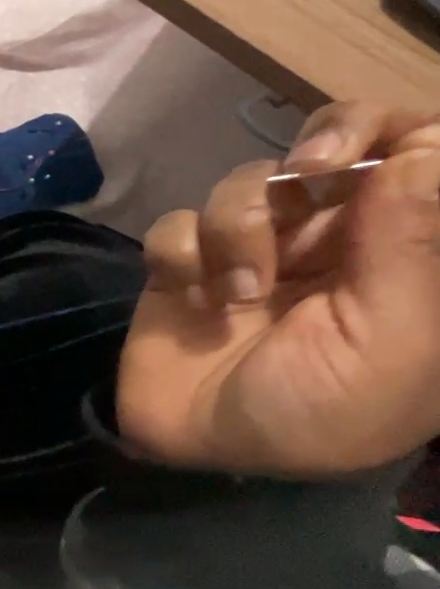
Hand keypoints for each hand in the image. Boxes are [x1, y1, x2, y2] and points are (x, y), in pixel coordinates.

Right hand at [118, 102, 439, 474]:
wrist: (205, 455)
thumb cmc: (321, 413)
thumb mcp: (388, 344)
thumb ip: (407, 250)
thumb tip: (421, 151)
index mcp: (406, 254)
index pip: (422, 154)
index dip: (395, 132)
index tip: (359, 154)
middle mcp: (334, 238)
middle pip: (331, 143)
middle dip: (316, 145)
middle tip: (301, 175)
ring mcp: (252, 249)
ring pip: (243, 183)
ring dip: (237, 230)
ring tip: (237, 294)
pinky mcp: (182, 265)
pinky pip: (175, 224)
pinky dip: (180, 256)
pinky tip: (193, 298)